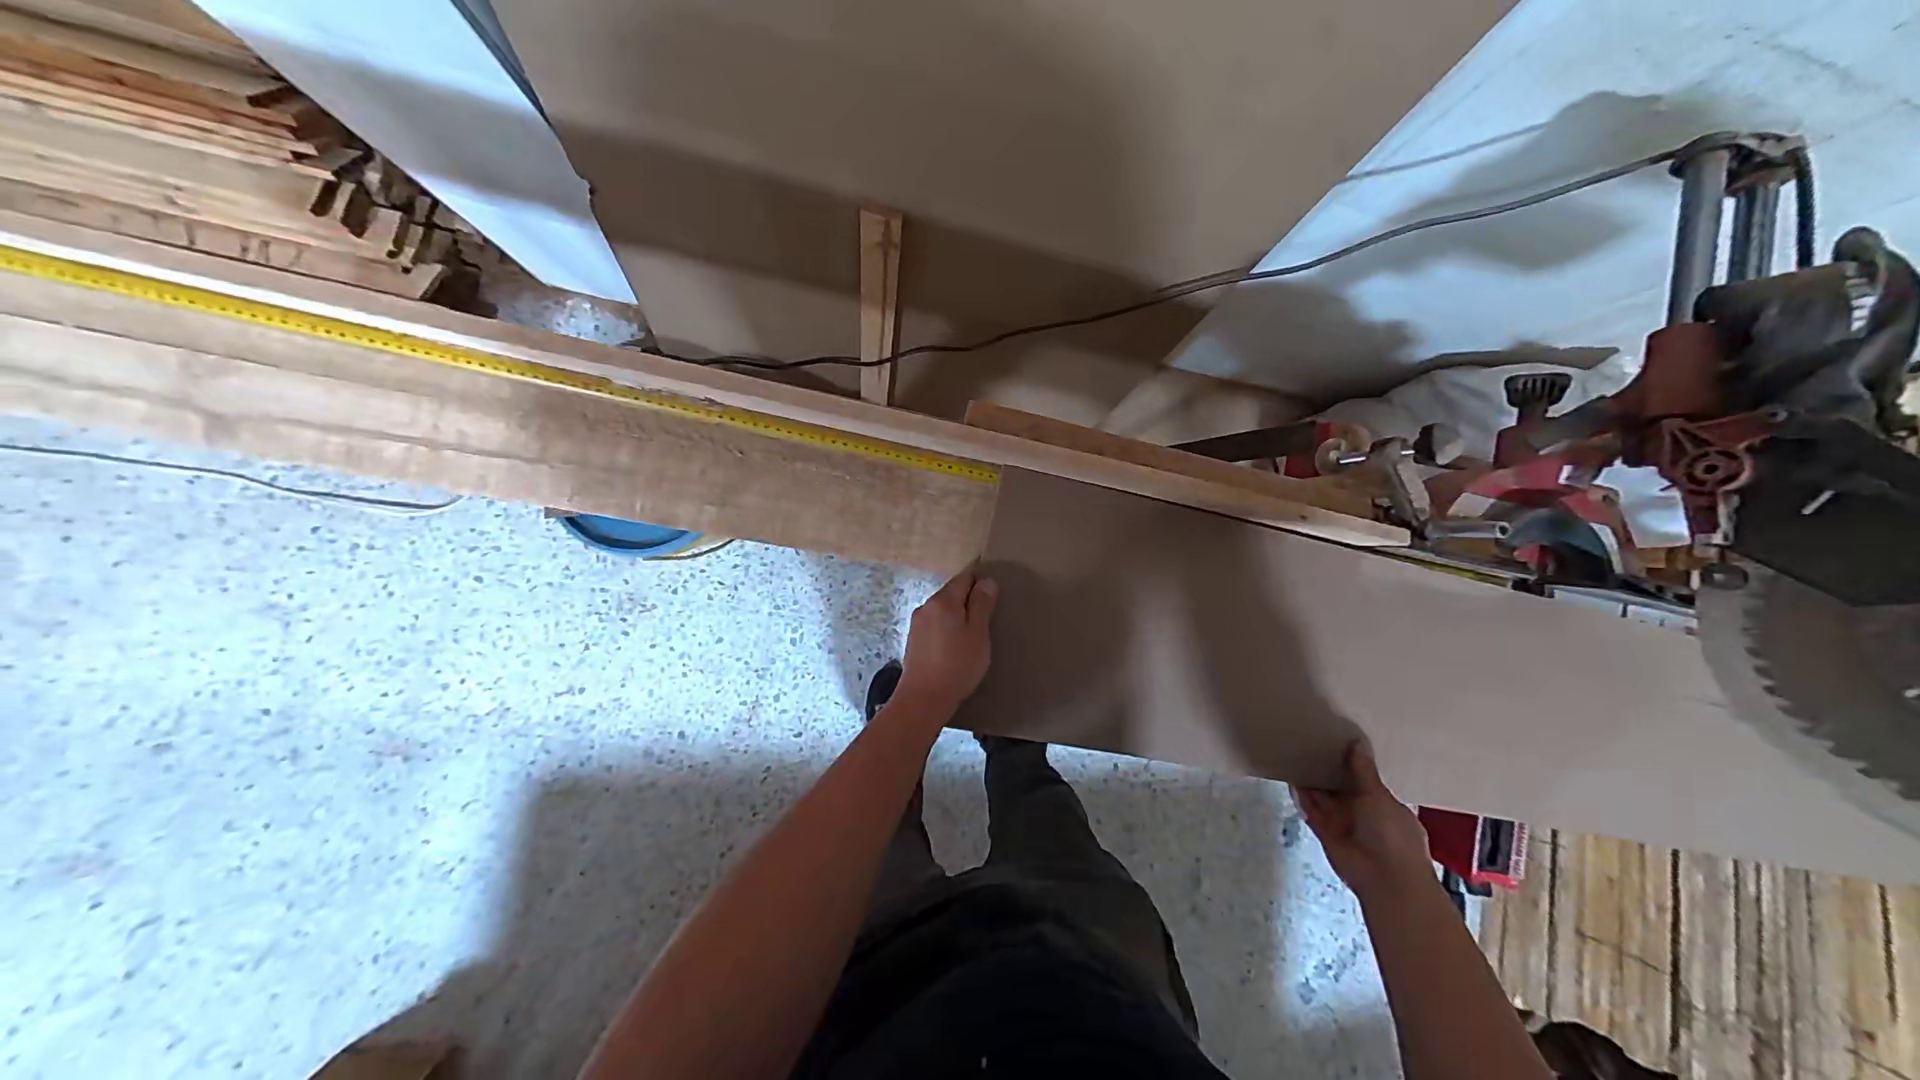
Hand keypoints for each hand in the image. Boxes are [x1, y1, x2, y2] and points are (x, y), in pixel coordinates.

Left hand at [894, 570, 998, 715]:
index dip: (981, 586)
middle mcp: (926, 606)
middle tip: (985, 625)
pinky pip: (935, 624)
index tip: (993, 605)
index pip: (965, 578)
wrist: (924, 699)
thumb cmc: (957, 665)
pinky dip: (947, 629)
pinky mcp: (914, 640)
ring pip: (943, 610)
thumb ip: (982, 605)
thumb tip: (987, 581)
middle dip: (969, 602)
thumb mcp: (978, 634)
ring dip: (958, 617)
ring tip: (971, 639)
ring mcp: (917, 623)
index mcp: (943, 600)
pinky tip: (954, 648)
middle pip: (952, 592)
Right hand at [1297, 738, 1435, 903]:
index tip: (1338, 744)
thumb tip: (1358, 743)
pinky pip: (1312, 812)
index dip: (1353, 765)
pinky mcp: (1326, 833)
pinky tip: (1293, 780)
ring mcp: (1345, 825)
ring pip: (1325, 800)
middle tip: (1312, 745)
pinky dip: (1303, 798)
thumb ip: (1363, 771)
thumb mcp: (1379, 796)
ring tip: (1298, 756)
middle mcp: (1365, 814)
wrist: (1386, 879)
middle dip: (1329, 771)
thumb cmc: (1392, 834)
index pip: (1366, 782)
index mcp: (1386, 806)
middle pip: (1342, 789)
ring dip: (1313, 783)